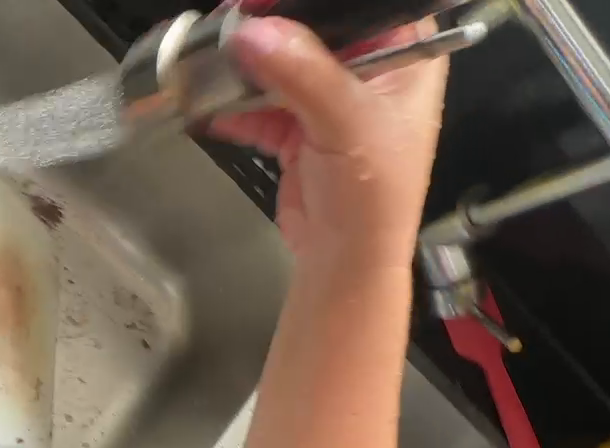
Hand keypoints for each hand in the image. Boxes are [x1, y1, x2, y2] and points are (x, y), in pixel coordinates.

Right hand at [208, 16, 446, 269]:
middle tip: (223, 28)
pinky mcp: (297, 134)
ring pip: (280, 69)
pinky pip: (260, 110)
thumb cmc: (372, 191)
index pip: (353, 2)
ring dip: (244, 71)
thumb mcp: (345, 120)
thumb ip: (299, 72)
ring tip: (207, 65)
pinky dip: (234, 110)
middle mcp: (367, 67)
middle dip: (266, 30)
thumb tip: (248, 31)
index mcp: (403, 46)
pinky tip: (208, 107)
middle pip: (311, 30)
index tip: (257, 0)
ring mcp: (328, 102)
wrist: (346, 260)